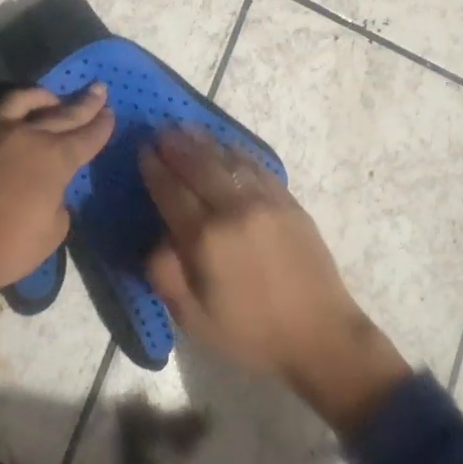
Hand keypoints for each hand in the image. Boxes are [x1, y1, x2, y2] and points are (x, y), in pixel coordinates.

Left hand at [0, 84, 113, 299]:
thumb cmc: (7, 247)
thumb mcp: (54, 231)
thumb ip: (59, 201)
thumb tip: (51, 189)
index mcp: (54, 158)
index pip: (86, 137)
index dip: (101, 125)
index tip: (110, 113)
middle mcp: (28, 135)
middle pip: (63, 113)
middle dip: (84, 103)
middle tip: (98, 90)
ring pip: (25, 100)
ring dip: (45, 97)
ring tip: (53, 98)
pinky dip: (15, 107)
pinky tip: (19, 113)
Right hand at [141, 128, 409, 433]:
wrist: (319, 334)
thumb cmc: (251, 333)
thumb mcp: (194, 318)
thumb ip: (166, 273)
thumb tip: (156, 235)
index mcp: (205, 239)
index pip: (171, 191)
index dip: (154, 168)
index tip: (143, 150)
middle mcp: (233, 210)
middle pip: (198, 166)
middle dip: (175, 146)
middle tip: (159, 131)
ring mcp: (265, 201)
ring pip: (228, 159)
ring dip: (203, 141)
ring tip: (185, 128)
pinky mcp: (288, 201)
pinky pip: (256, 166)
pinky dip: (236, 151)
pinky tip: (225, 145)